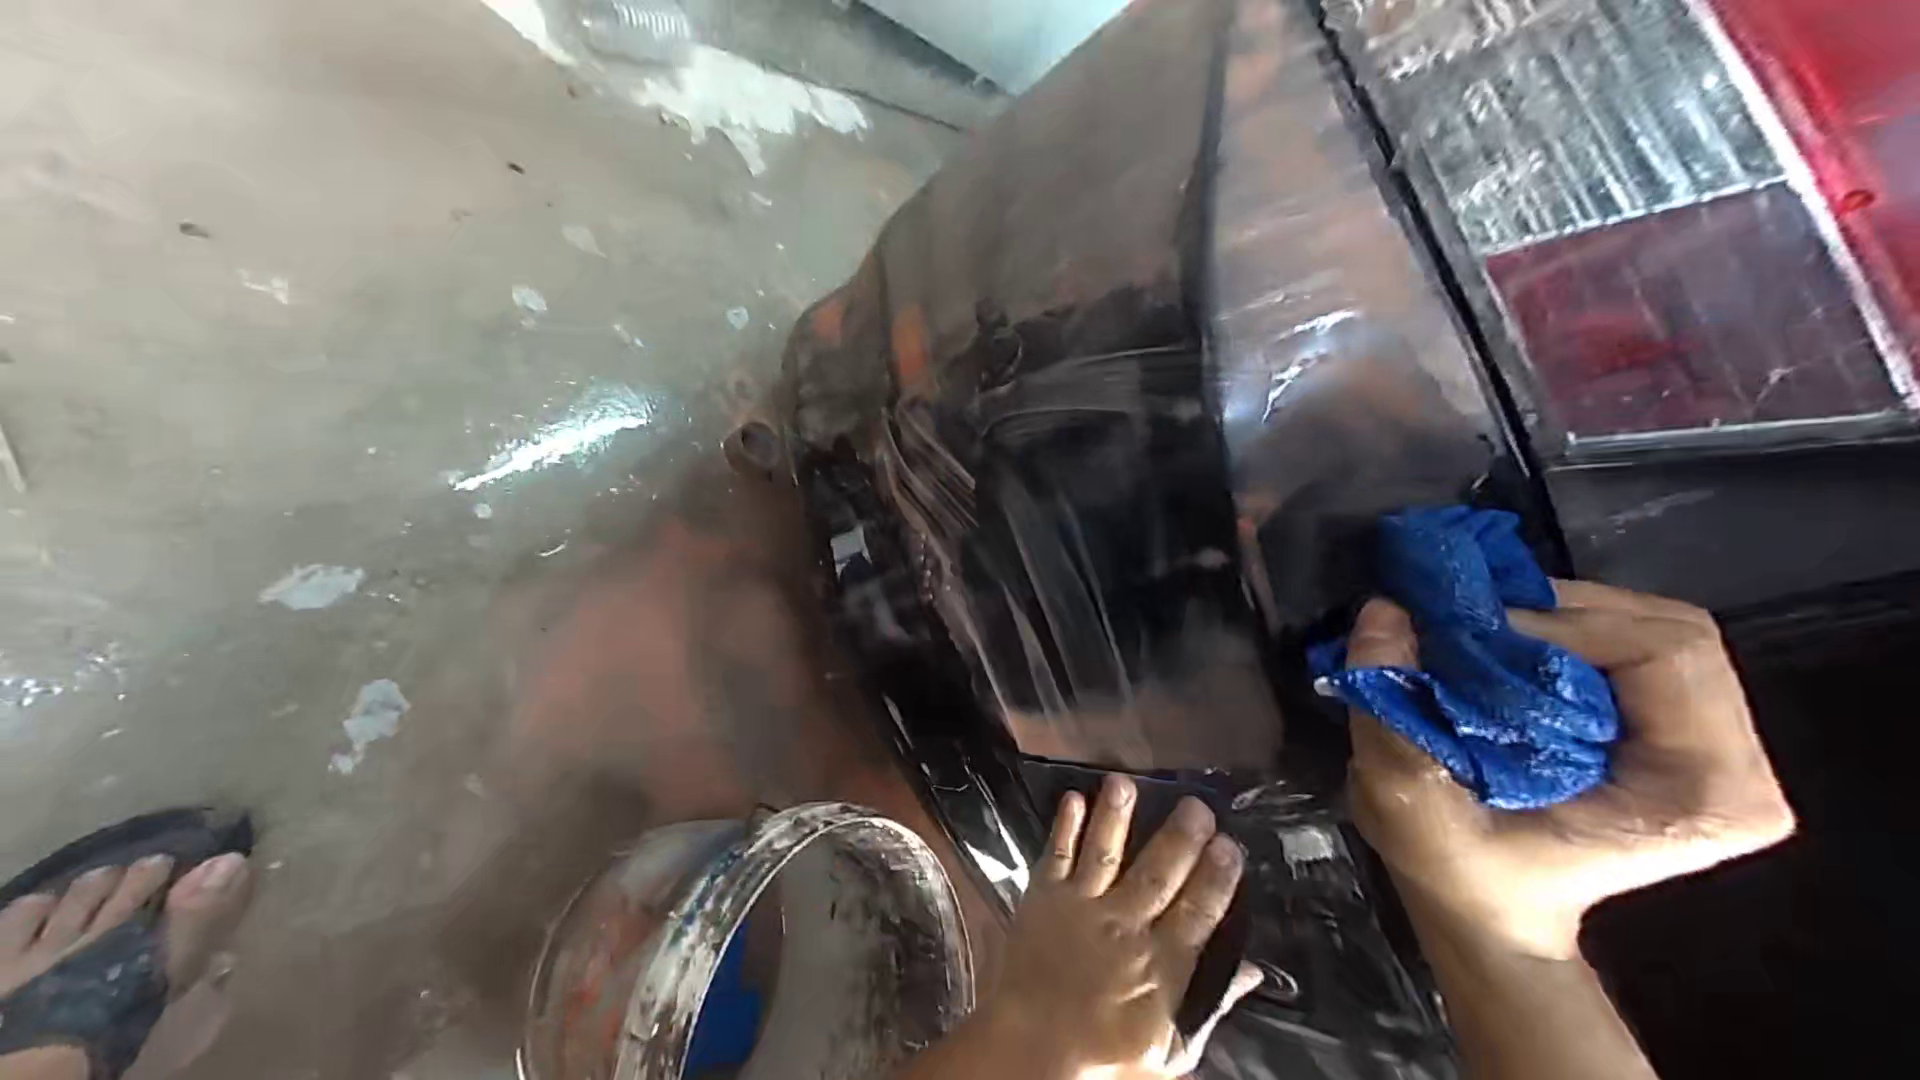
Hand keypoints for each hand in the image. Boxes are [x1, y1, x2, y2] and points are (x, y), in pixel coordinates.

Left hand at [978, 774, 1258, 1077]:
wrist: (1033, 1048)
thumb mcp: (1172, 1048)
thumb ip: (1210, 1004)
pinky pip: (1057, 856)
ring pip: (1103, 854)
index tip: (1230, 844)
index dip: (1215, 878)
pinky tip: (1073, 797)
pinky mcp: (1045, 896)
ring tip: (1124, 783)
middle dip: (1178, 838)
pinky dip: (1064, 827)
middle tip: (1196, 805)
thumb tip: (1252, 970)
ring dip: (1114, 817)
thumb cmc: (1108, 1054)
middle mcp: (1123, 927)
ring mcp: (1080, 906)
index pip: (1196, 913)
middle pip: (1156, 875)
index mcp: (1160, 965)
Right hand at [1345, 580, 1795, 959]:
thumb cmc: (1458, 872)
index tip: (1466, 640)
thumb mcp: (1406, 803)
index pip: (1662, 653)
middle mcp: (1729, 761)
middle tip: (1465, 628)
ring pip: (1643, 624)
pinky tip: (1494, 650)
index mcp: (1699, 791)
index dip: (1557, 628)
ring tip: (1473, 637)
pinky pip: (1622, 641)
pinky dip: (1548, 630)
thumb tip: (1384, 610)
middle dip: (1551, 613)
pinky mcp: (1663, 727)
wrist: (1486, 906)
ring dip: (1546, 618)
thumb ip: (1389, 712)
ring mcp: (1704, 742)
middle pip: (1664, 628)